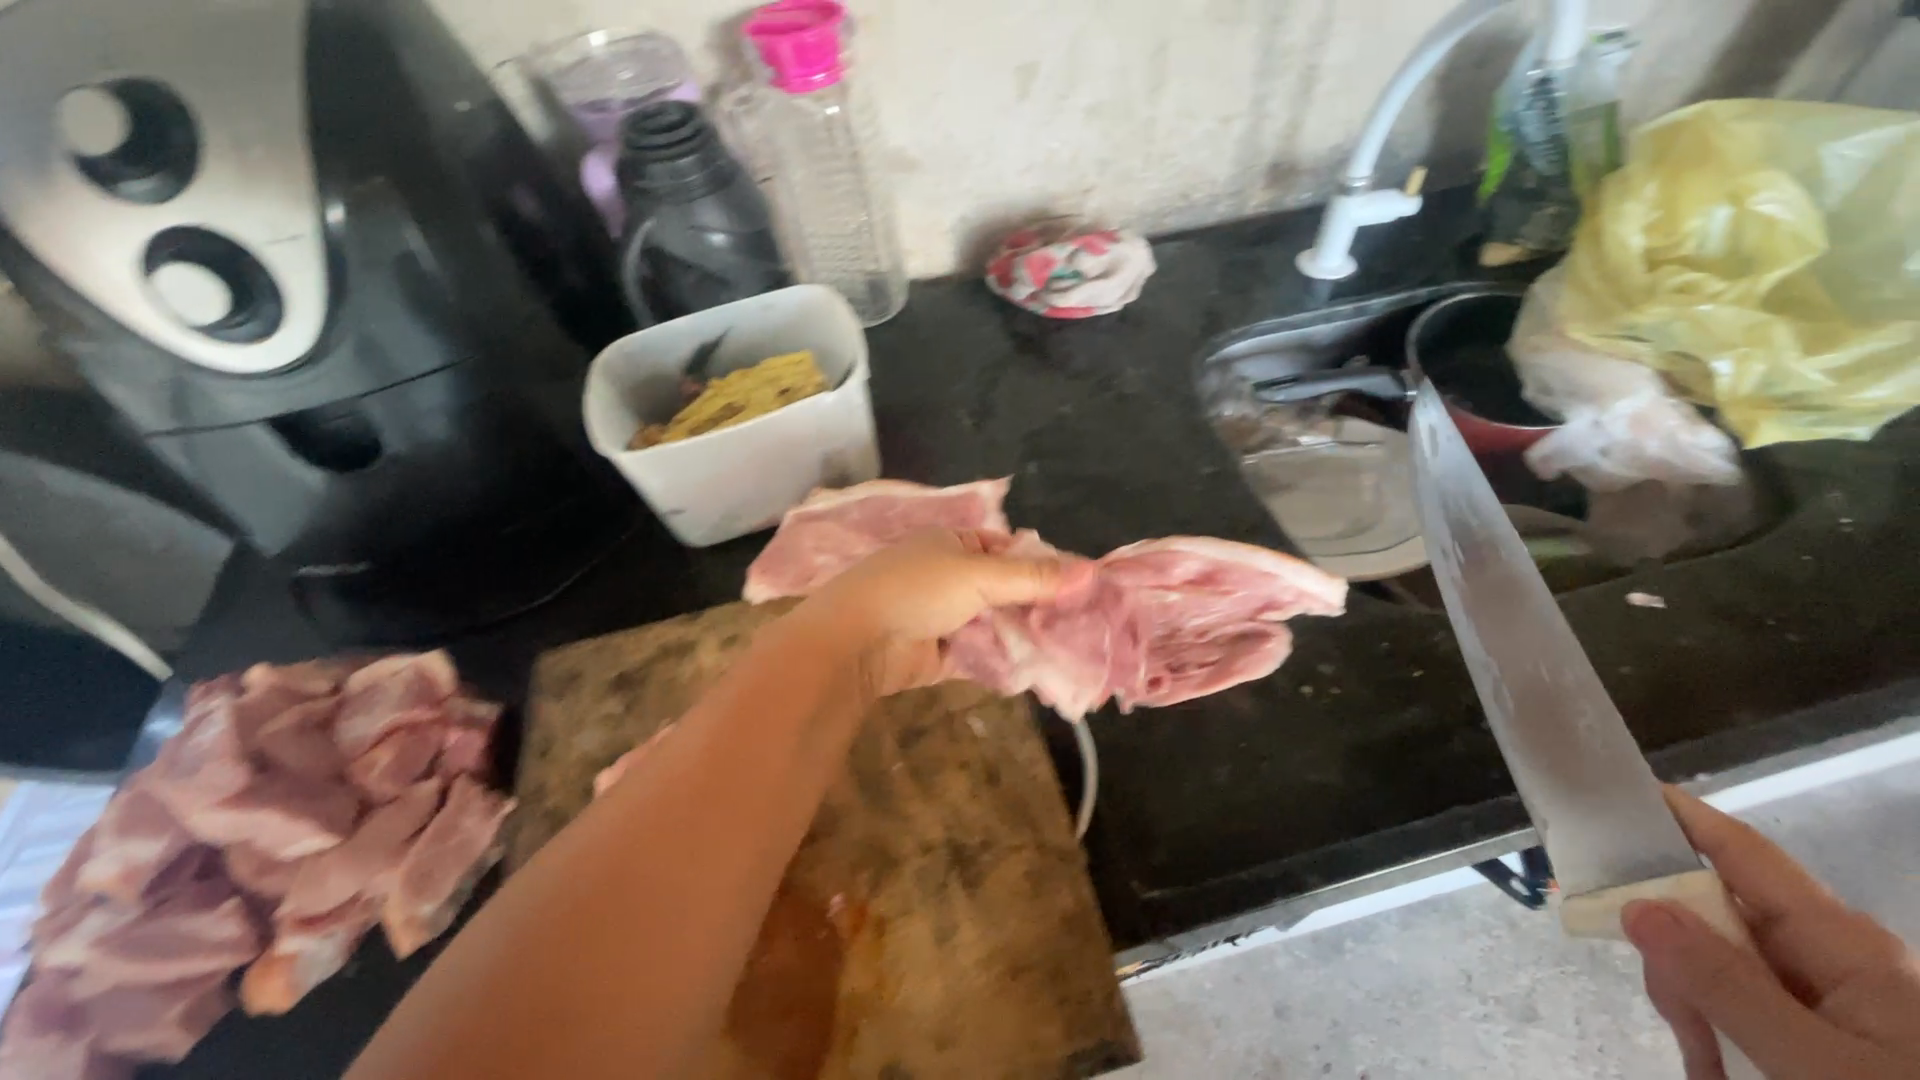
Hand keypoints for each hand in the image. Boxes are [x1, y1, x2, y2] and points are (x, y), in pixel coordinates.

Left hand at [796, 528, 1077, 696]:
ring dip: (1025, 636)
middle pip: (1006, 591)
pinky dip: (1005, 662)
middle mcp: (950, 577)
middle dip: (1039, 607)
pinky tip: (1041, 671)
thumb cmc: (916, 589)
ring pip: (996, 625)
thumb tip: (1090, 569)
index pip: (1009, 550)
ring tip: (1072, 649)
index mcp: (954, 544)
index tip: (1083, 586)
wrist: (856, 640)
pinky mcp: (941, 656)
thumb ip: (1033, 577)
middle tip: (1086, 624)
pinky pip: (982, 656)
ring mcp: (944, 618)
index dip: (1045, 566)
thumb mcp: (980, 574)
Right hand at [1622, 787, 1919, 1078]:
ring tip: (1705, 1065)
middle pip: (1714, 912)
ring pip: (1719, 960)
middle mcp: (1833, 952)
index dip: (1676, 813)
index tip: (1609, 795)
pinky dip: (1719, 1030)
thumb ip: (1723, 984)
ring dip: (1693, 1004)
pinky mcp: (1825, 1026)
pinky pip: (1744, 1001)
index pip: (1739, 849)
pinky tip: (1718, 1067)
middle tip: (1675, 1021)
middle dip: (1673, 953)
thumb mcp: (1813, 1062)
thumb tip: (1637, 905)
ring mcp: (1830, 991)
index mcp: (1841, 940)